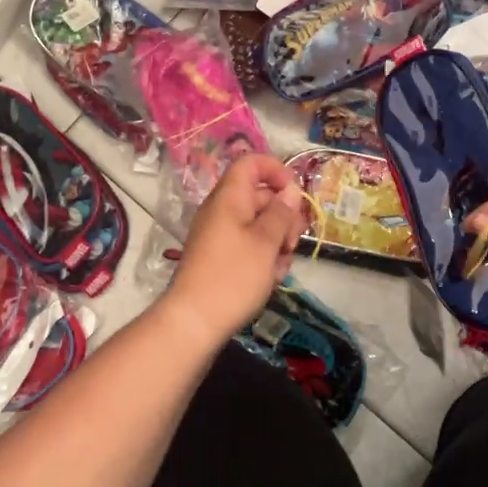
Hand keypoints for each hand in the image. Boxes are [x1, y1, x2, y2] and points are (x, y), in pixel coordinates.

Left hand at [160, 154, 307, 345]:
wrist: (193, 323)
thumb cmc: (232, 276)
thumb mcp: (265, 243)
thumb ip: (281, 213)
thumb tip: (289, 190)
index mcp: (229, 197)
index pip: (251, 163)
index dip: (276, 170)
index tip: (295, 194)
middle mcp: (222, 209)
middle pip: (259, 195)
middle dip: (283, 214)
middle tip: (294, 242)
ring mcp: (219, 234)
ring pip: (257, 223)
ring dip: (276, 240)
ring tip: (281, 266)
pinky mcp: (219, 257)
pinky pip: (247, 245)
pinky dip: (263, 256)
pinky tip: (271, 278)